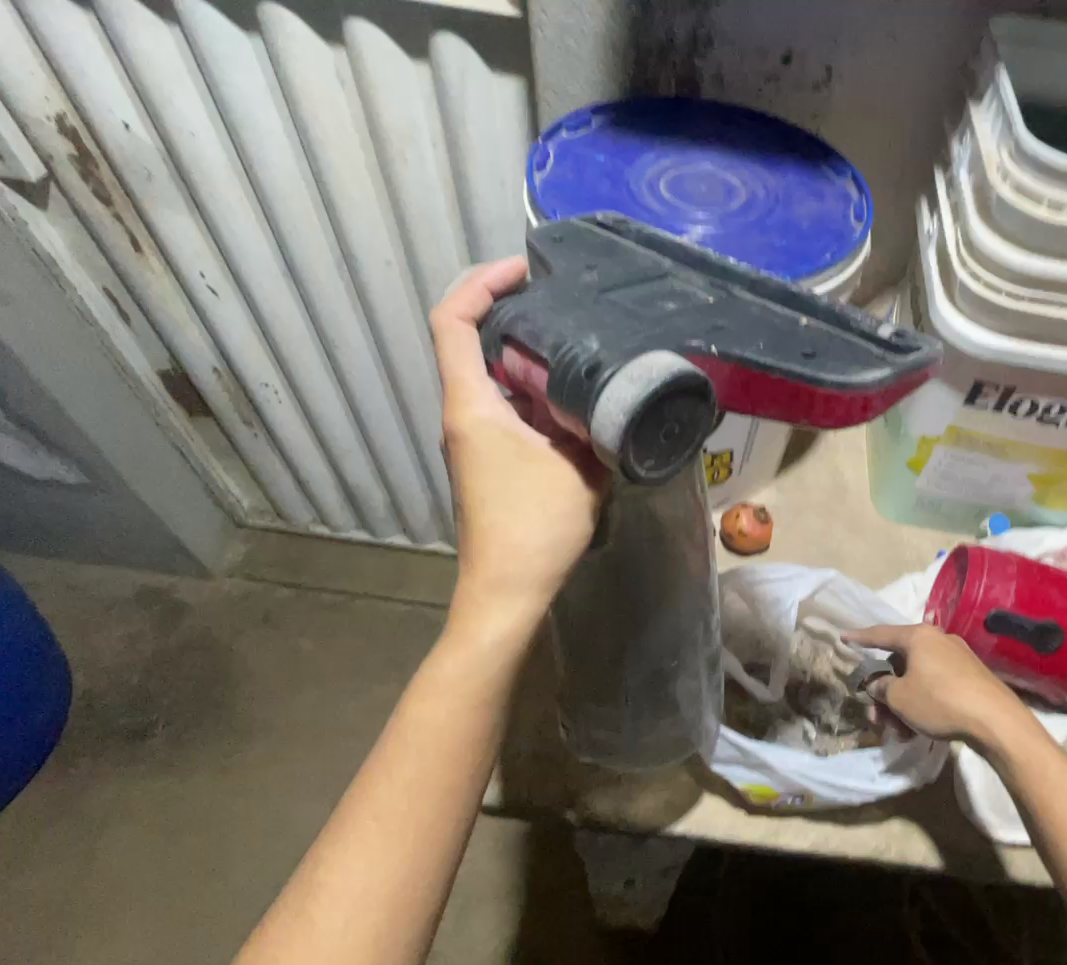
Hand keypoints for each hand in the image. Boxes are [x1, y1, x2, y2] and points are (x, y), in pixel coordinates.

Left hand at [431, 258, 605, 620]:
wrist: (506, 592)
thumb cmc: (534, 528)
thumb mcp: (579, 469)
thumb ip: (595, 425)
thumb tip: (614, 400)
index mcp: (472, 404)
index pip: (452, 319)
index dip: (482, 281)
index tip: (525, 269)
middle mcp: (464, 413)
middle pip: (471, 340)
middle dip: (514, 313)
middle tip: (566, 303)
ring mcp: (474, 438)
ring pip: (494, 376)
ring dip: (531, 357)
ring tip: (582, 346)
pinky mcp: (489, 459)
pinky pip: (508, 406)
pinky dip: (537, 392)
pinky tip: (580, 398)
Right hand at [844, 624, 1031, 747]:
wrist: (996, 722)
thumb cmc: (940, 701)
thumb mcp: (900, 697)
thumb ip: (881, 687)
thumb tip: (877, 683)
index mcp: (919, 637)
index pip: (881, 634)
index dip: (859, 638)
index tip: (844, 638)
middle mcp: (938, 640)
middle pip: (899, 662)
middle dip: (885, 692)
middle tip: (876, 715)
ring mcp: (957, 658)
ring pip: (917, 678)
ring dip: (903, 703)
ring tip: (898, 732)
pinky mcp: (970, 677)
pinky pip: (935, 685)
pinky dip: (922, 703)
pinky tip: (918, 729)